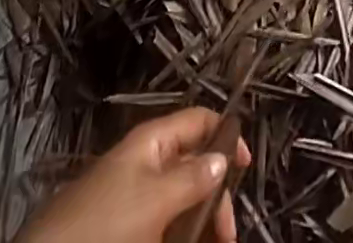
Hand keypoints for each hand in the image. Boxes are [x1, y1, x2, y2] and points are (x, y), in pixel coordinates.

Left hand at [14, 108, 251, 242]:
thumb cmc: (106, 222)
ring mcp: (138, 196)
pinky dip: (183, 233)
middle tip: (228, 235)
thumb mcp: (155, 199)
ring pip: (184, 201)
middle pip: (196, 165)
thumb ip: (192, 177)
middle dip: (217, 195)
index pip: (198, 120)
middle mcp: (148, 162)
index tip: (246, 166)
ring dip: (202, 222)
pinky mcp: (130, 226)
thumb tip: (222, 156)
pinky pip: (167, 223)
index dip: (226, 134)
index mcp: (153, 142)